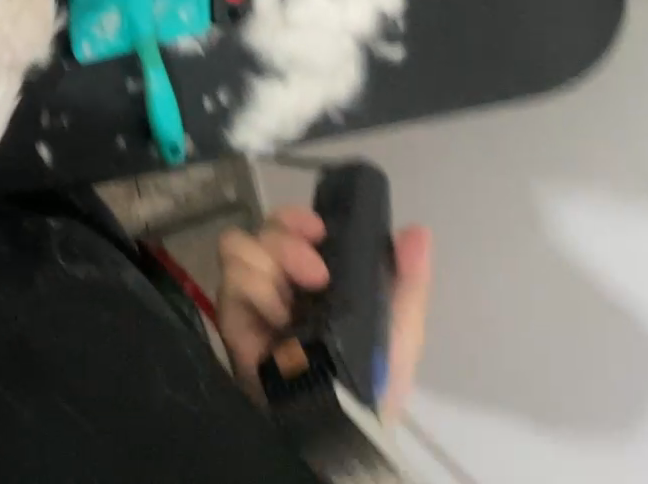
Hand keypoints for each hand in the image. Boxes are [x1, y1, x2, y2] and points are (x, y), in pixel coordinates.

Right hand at [217, 208, 432, 422]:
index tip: (318, 230)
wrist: (338, 428)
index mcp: (313, 274)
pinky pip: (230, 281)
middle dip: (286, 240)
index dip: (297, 219)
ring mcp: (248, 294)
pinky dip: (256, 293)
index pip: (291, 225)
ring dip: (269, 267)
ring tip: (293, 306)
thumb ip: (408, 283)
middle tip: (315, 274)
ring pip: (238, 245)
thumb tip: (418, 230)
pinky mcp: (229, 314)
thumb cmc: (369, 382)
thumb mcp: (398, 334)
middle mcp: (276, 277)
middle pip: (262, 228)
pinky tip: (277, 320)